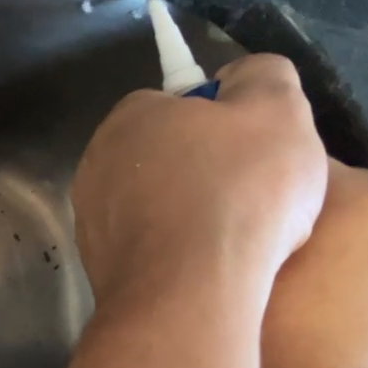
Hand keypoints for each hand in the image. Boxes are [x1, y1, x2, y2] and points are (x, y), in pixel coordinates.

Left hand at [71, 54, 328, 314]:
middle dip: (203, 165)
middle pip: (160, 155)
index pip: (170, 102)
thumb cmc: (237, 190)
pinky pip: (146, 244)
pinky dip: (173, 248)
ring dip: (190, 210)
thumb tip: (238, 76)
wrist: (187, 291)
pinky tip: (206, 262)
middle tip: (252, 185)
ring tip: (236, 228)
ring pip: (153, 203)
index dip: (217, 117)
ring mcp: (90, 220)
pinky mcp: (97, 265)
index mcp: (126, 120)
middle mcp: (94, 167)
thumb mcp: (277, 107)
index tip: (251, 141)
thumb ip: (260, 77)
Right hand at [263, 162, 367, 367]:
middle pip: (356, 190)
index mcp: (365, 200)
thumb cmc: (284, 364)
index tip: (256, 240)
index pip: (303, 170)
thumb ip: (257, 229)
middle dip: (327, 222)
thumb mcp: (245, 289)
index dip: (272, 202)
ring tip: (343, 293)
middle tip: (300, 277)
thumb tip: (257, 193)